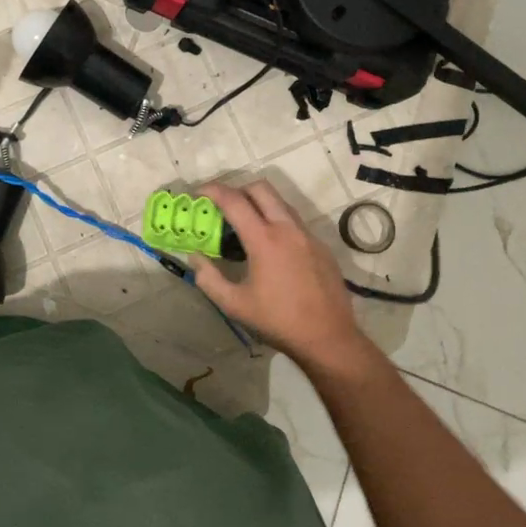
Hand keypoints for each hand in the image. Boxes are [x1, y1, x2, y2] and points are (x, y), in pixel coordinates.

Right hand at [189, 181, 374, 374]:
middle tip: (224, 207)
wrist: (329, 338)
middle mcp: (288, 229)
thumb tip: (196, 257)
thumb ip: (208, 278)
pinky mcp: (322, 247)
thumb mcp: (234, 305)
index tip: (198, 193)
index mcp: (264, 240)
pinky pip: (296, 223)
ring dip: (260, 204)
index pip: (233, 200)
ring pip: (281, 203)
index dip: (212, 190)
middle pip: (261, 188)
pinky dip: (278, 224)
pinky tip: (273, 251)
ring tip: (246, 227)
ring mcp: (308, 236)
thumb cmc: (278, 321)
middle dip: (238, 189)